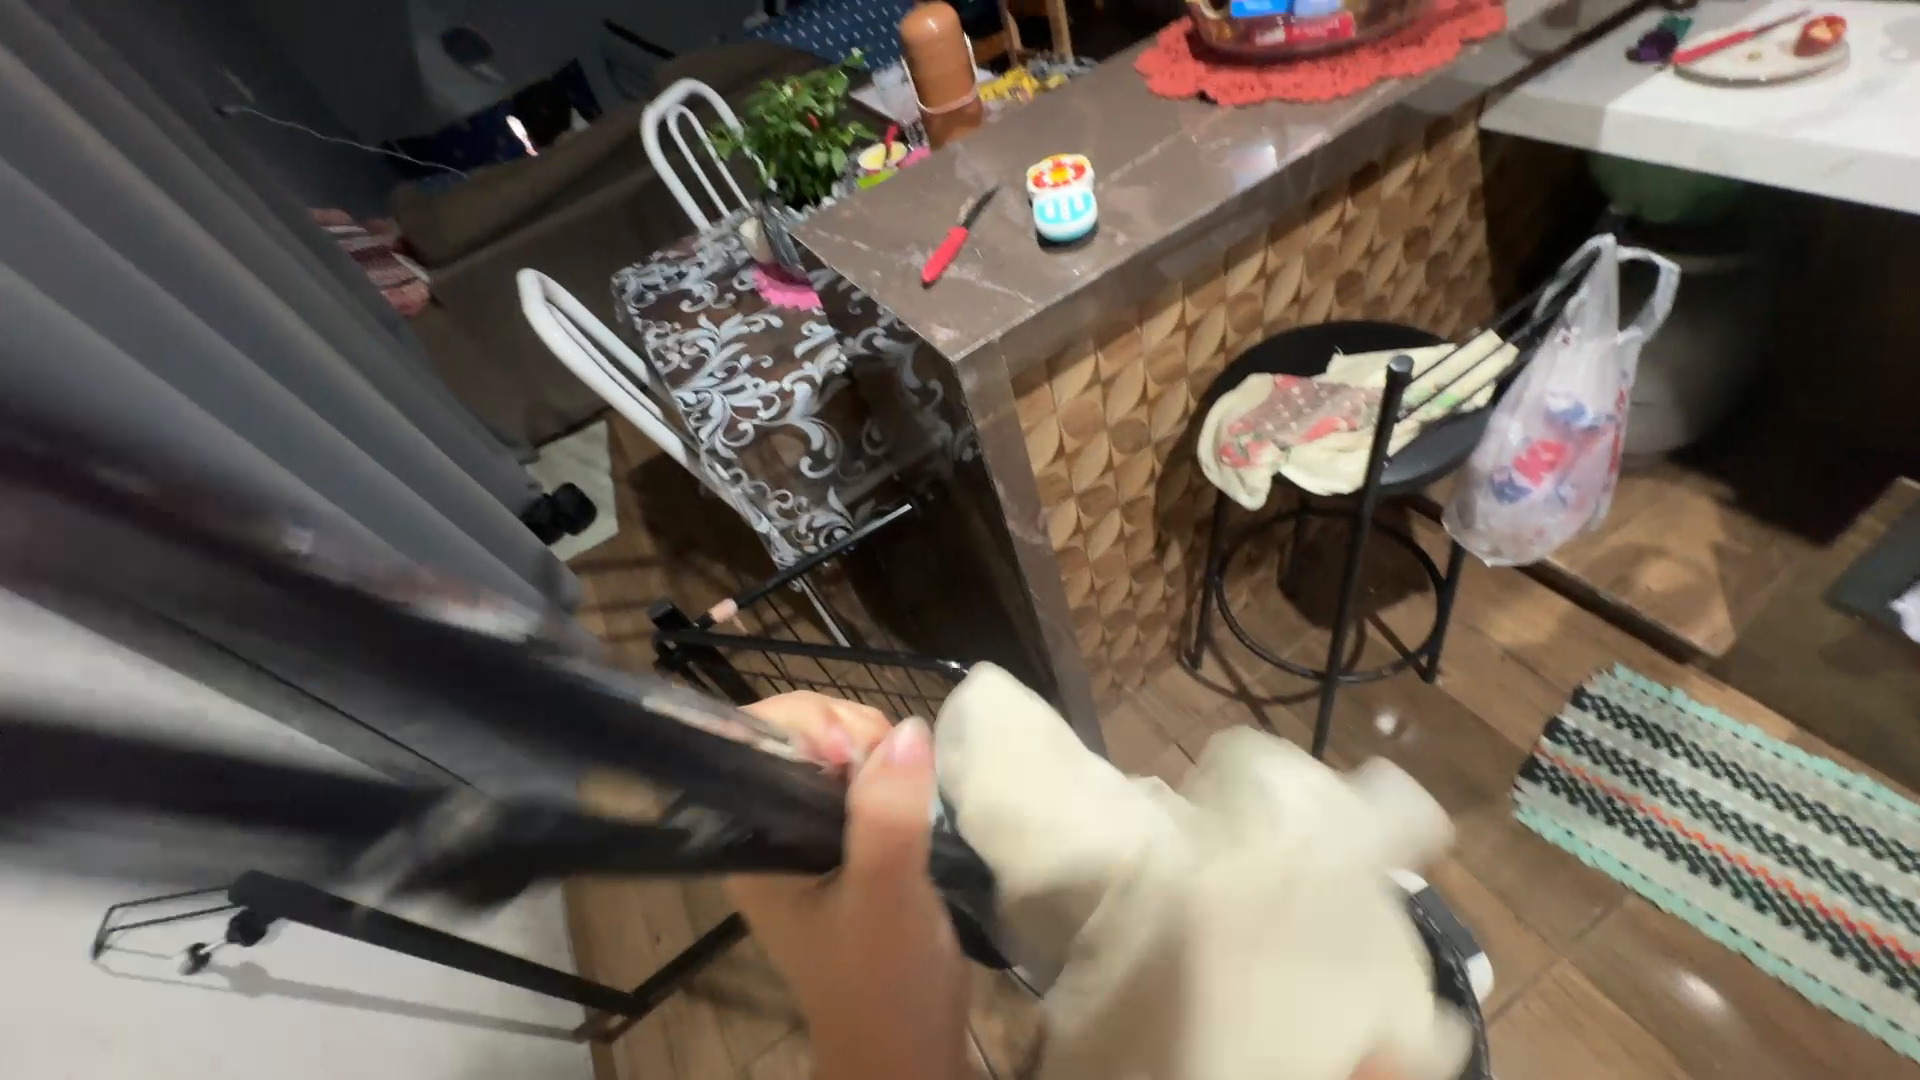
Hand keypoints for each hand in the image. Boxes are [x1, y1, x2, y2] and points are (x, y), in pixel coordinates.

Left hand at [727, 693, 970, 1079]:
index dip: (803, 725)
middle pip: (796, 735)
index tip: (853, 749)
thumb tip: (907, 729)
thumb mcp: (885, 898)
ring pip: (834, 749)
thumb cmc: (884, 984)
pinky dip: (889, 765)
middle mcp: (772, 829)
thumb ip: (887, 815)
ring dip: (874, 745)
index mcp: (753, 840)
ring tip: (907, 779)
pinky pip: (862, 774)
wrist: (911, 1049)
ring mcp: (811, 833)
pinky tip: (910, 783)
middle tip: (889, 762)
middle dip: (847, 729)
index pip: (752, 744)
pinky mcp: (848, 839)